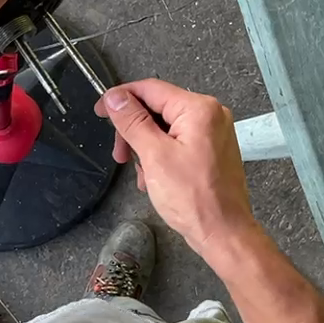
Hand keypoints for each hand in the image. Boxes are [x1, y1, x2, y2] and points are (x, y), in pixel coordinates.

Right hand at [96, 79, 262, 260]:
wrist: (223, 233)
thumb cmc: (194, 199)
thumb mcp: (154, 156)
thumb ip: (132, 122)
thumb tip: (115, 98)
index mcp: (199, 109)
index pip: (150, 89)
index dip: (120, 98)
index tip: (100, 110)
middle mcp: (210, 115)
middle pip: (157, 108)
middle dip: (134, 131)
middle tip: (119, 154)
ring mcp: (213, 133)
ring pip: (165, 128)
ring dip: (146, 148)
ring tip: (142, 174)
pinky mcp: (212, 150)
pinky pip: (177, 142)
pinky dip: (160, 156)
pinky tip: (154, 178)